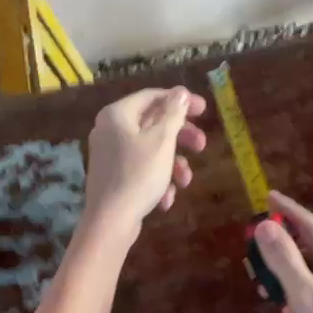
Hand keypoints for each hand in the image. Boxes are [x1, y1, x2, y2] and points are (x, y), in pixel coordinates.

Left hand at [82, 87, 206, 236]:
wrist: (111, 221)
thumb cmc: (138, 176)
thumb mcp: (162, 141)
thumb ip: (173, 114)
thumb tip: (180, 91)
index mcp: (117, 114)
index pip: (152, 97)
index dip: (180, 101)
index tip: (203, 110)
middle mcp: (109, 130)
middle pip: (152, 125)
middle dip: (180, 137)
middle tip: (202, 146)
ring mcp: (110, 155)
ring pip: (150, 151)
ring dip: (173, 165)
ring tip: (185, 182)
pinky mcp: (113, 177)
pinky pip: (141, 170)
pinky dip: (157, 180)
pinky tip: (166, 199)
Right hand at [251, 191, 312, 312]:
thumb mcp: (304, 296)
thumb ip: (285, 260)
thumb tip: (265, 226)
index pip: (310, 225)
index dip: (288, 210)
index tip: (268, 196)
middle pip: (311, 252)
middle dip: (282, 257)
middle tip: (258, 267)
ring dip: (291, 285)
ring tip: (274, 303)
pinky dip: (305, 302)